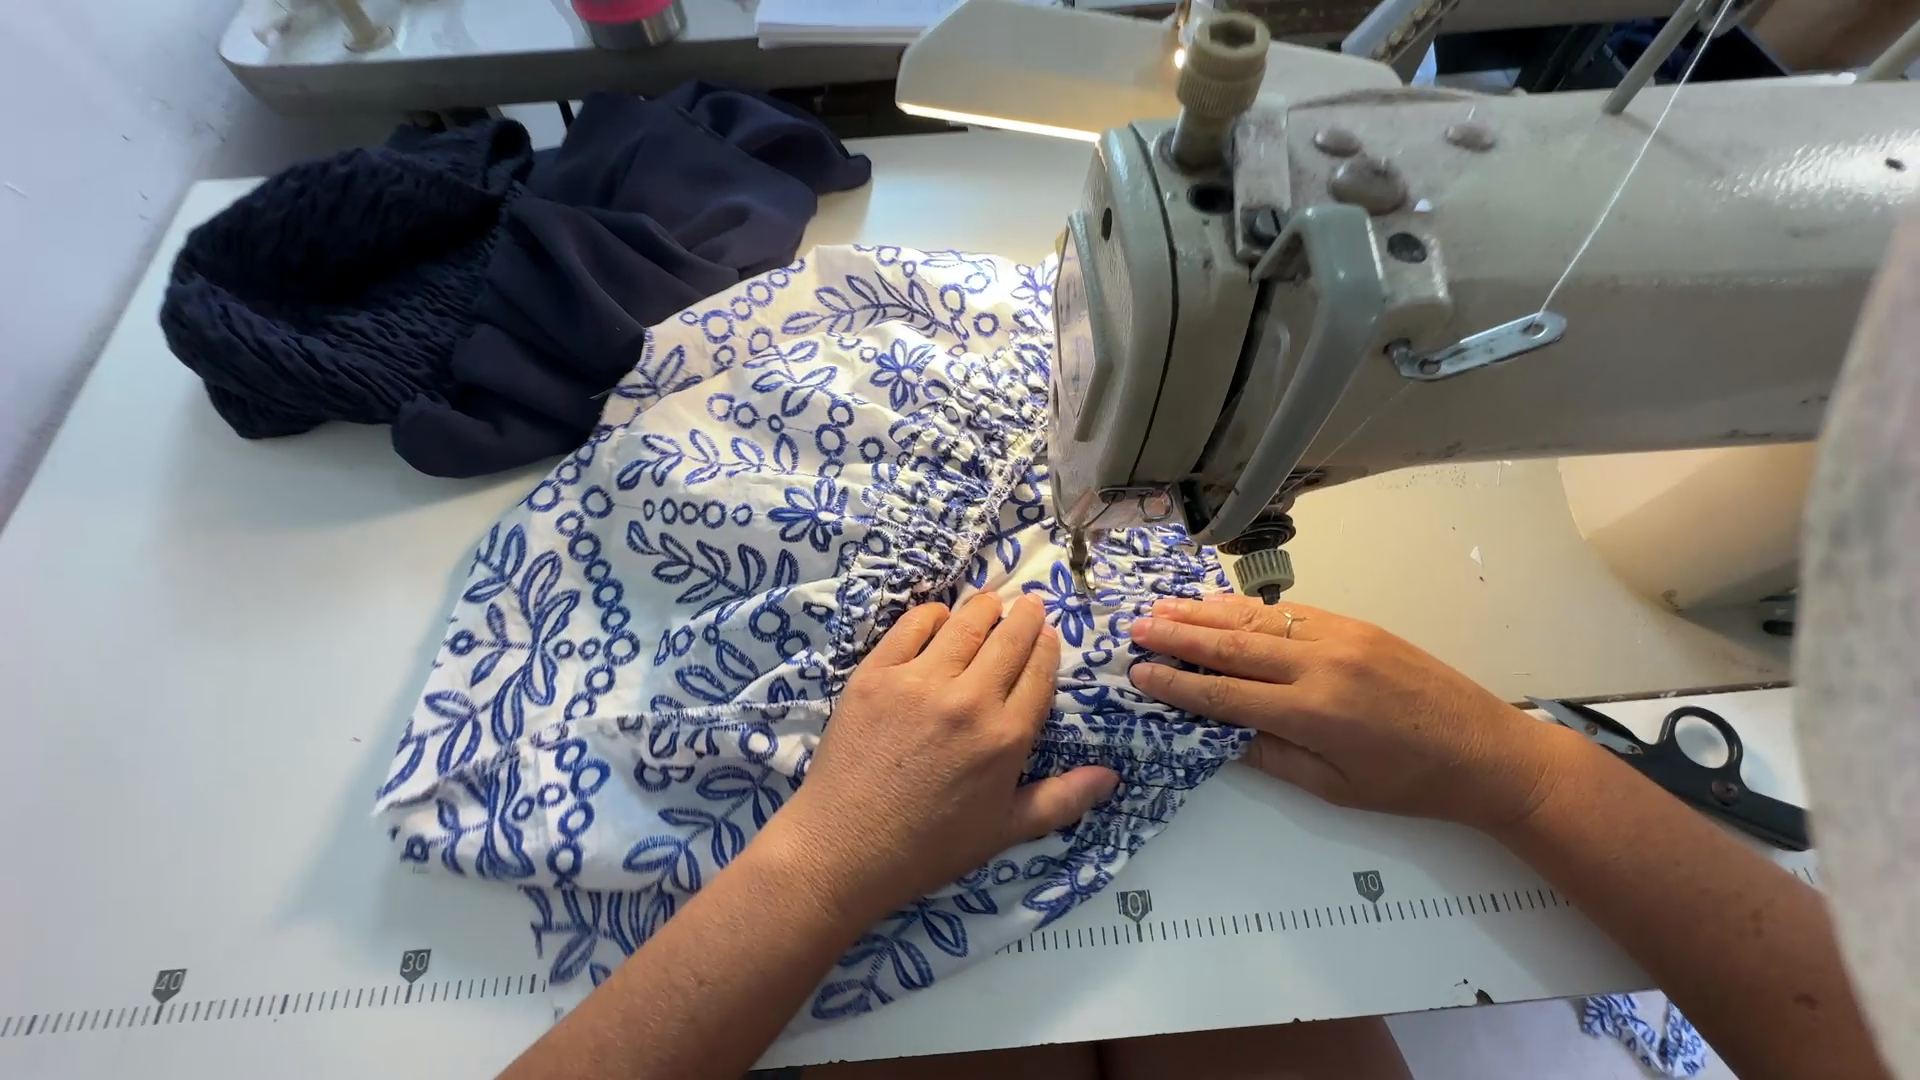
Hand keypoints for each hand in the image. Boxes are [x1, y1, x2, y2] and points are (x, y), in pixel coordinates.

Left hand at [766, 593, 1120, 923]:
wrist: (843, 849)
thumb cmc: (929, 846)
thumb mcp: (1005, 831)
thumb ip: (1062, 799)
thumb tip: (1112, 778)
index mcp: (1006, 737)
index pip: (1039, 671)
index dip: (1046, 646)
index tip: (1047, 635)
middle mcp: (969, 700)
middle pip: (1009, 638)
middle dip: (1025, 616)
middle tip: (1028, 604)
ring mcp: (919, 682)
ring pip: (965, 623)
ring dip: (984, 607)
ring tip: (990, 602)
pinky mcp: (876, 674)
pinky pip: (912, 626)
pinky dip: (932, 614)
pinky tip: (939, 617)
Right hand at [1126, 595, 1579, 833]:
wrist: (1491, 751)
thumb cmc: (1410, 783)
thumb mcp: (1334, 788)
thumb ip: (1269, 755)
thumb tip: (1214, 732)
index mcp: (1314, 714)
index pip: (1226, 695)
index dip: (1177, 686)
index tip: (1138, 674)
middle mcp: (1319, 665)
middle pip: (1231, 646)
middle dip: (1178, 637)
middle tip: (1135, 628)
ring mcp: (1338, 636)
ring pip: (1255, 618)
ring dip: (1203, 613)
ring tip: (1161, 607)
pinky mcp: (1353, 623)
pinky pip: (1287, 609)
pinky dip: (1245, 605)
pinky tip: (1216, 603)